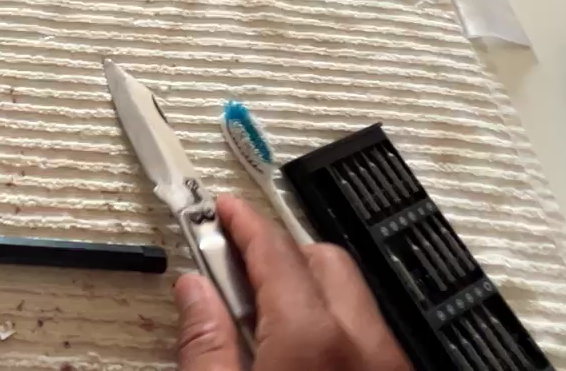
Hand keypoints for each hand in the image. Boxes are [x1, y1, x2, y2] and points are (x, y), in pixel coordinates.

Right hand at [174, 195, 409, 370]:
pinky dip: (333, 330)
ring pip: (353, 302)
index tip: (218, 209)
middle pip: (325, 261)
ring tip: (263, 322)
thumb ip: (205, 342)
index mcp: (314, 340)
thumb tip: (196, 290)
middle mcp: (367, 350)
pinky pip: (369, 341)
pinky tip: (299, 359)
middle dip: (279, 252)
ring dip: (308, 292)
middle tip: (234, 266)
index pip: (274, 249)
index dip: (240, 221)